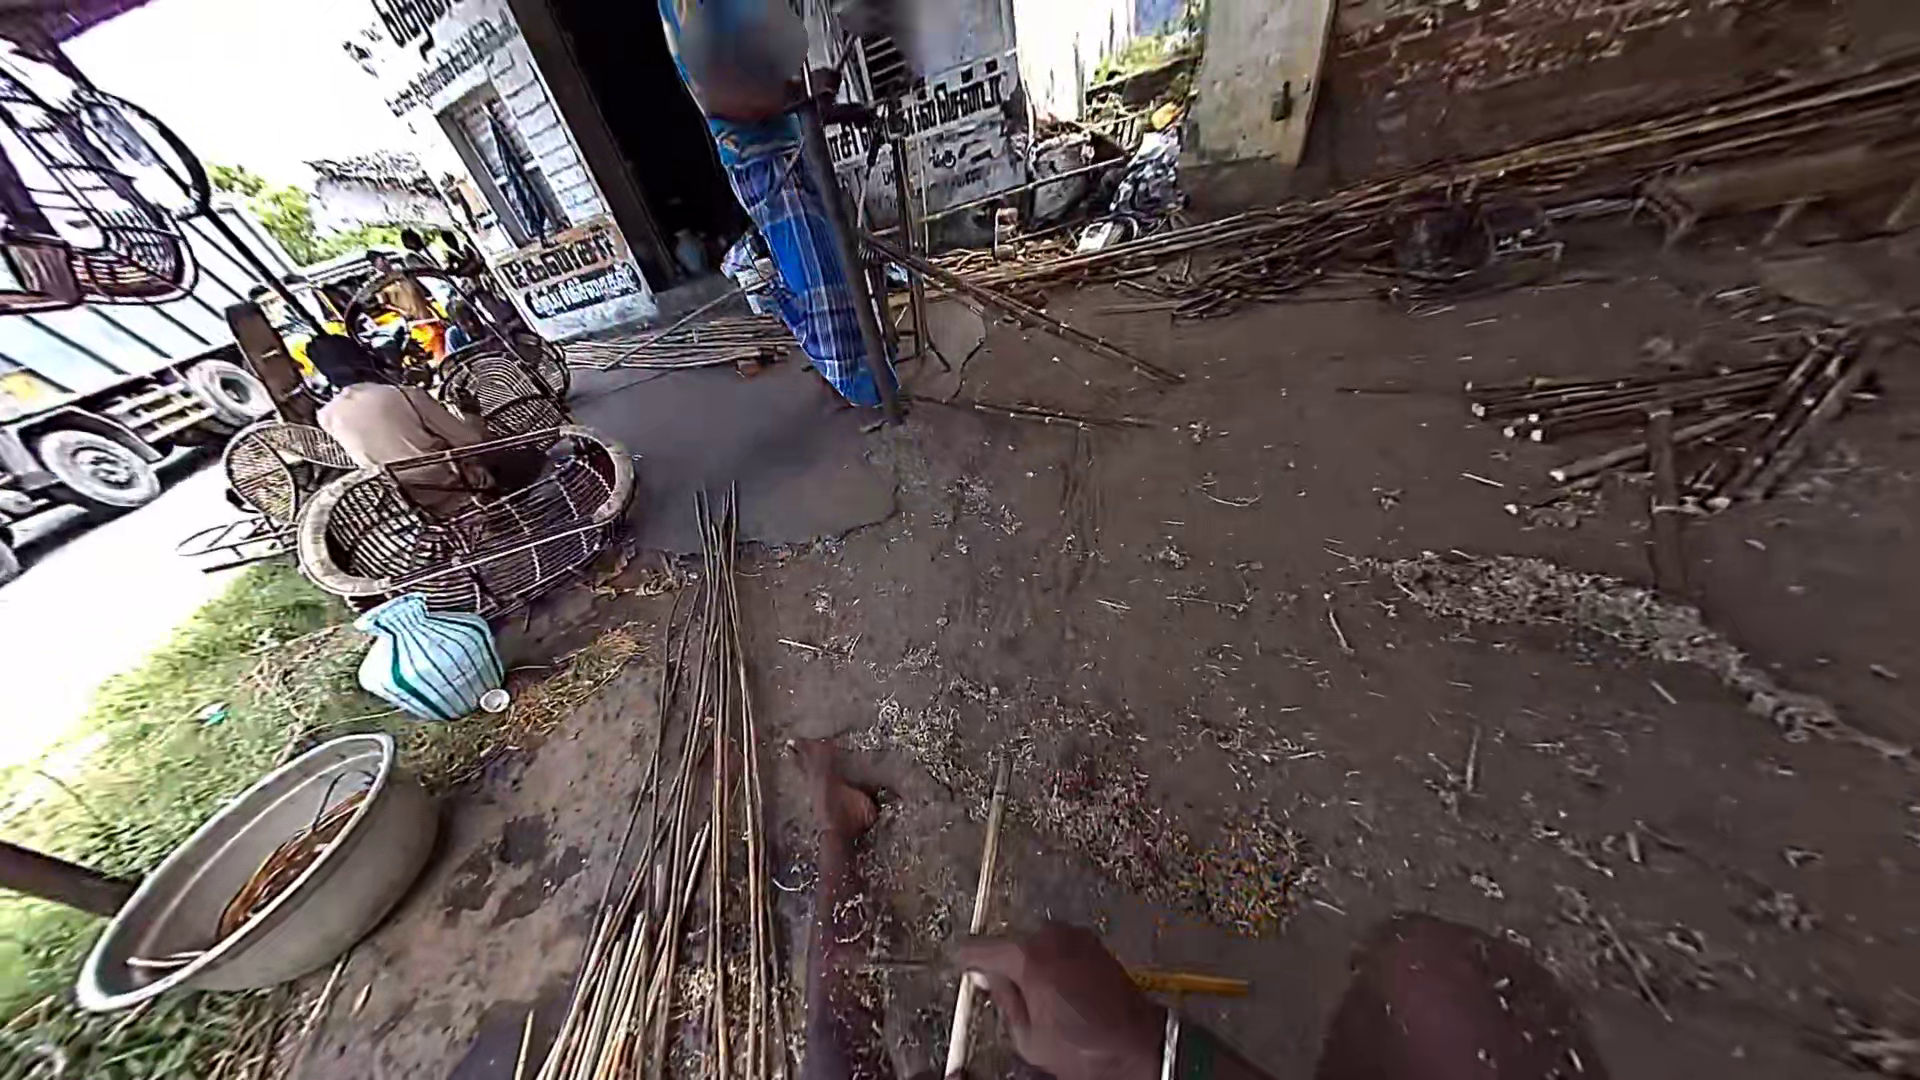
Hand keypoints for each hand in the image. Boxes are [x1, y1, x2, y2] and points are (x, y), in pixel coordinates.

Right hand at [956, 922, 1165, 1079]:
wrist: (1137, 1041)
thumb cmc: (1082, 1048)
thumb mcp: (1031, 1039)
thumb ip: (1004, 1002)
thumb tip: (989, 978)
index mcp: (1027, 958)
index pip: (983, 948)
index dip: (965, 955)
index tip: (956, 959)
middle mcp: (1046, 934)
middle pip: (1010, 943)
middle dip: (1003, 963)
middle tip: (1003, 991)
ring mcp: (1069, 932)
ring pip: (1034, 942)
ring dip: (1029, 960)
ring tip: (1040, 995)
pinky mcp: (1088, 937)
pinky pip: (1056, 943)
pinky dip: (1051, 958)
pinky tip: (1060, 986)